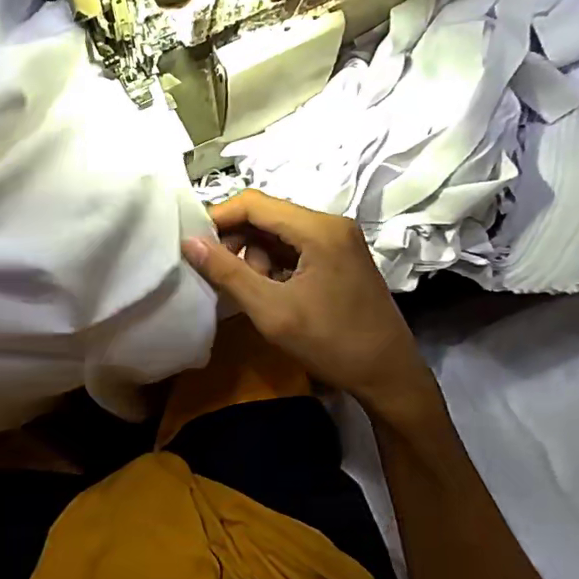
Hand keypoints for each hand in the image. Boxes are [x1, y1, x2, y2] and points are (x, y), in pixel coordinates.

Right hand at [182, 190, 434, 412]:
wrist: (389, 375)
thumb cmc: (331, 344)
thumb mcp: (272, 311)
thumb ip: (228, 273)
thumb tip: (189, 242)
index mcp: (318, 228)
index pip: (254, 203)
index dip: (218, 218)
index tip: (193, 244)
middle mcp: (331, 224)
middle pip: (266, 215)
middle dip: (236, 240)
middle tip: (219, 274)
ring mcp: (339, 240)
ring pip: (279, 232)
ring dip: (255, 255)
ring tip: (252, 292)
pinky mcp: (340, 256)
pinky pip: (295, 247)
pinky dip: (275, 264)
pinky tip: (271, 293)